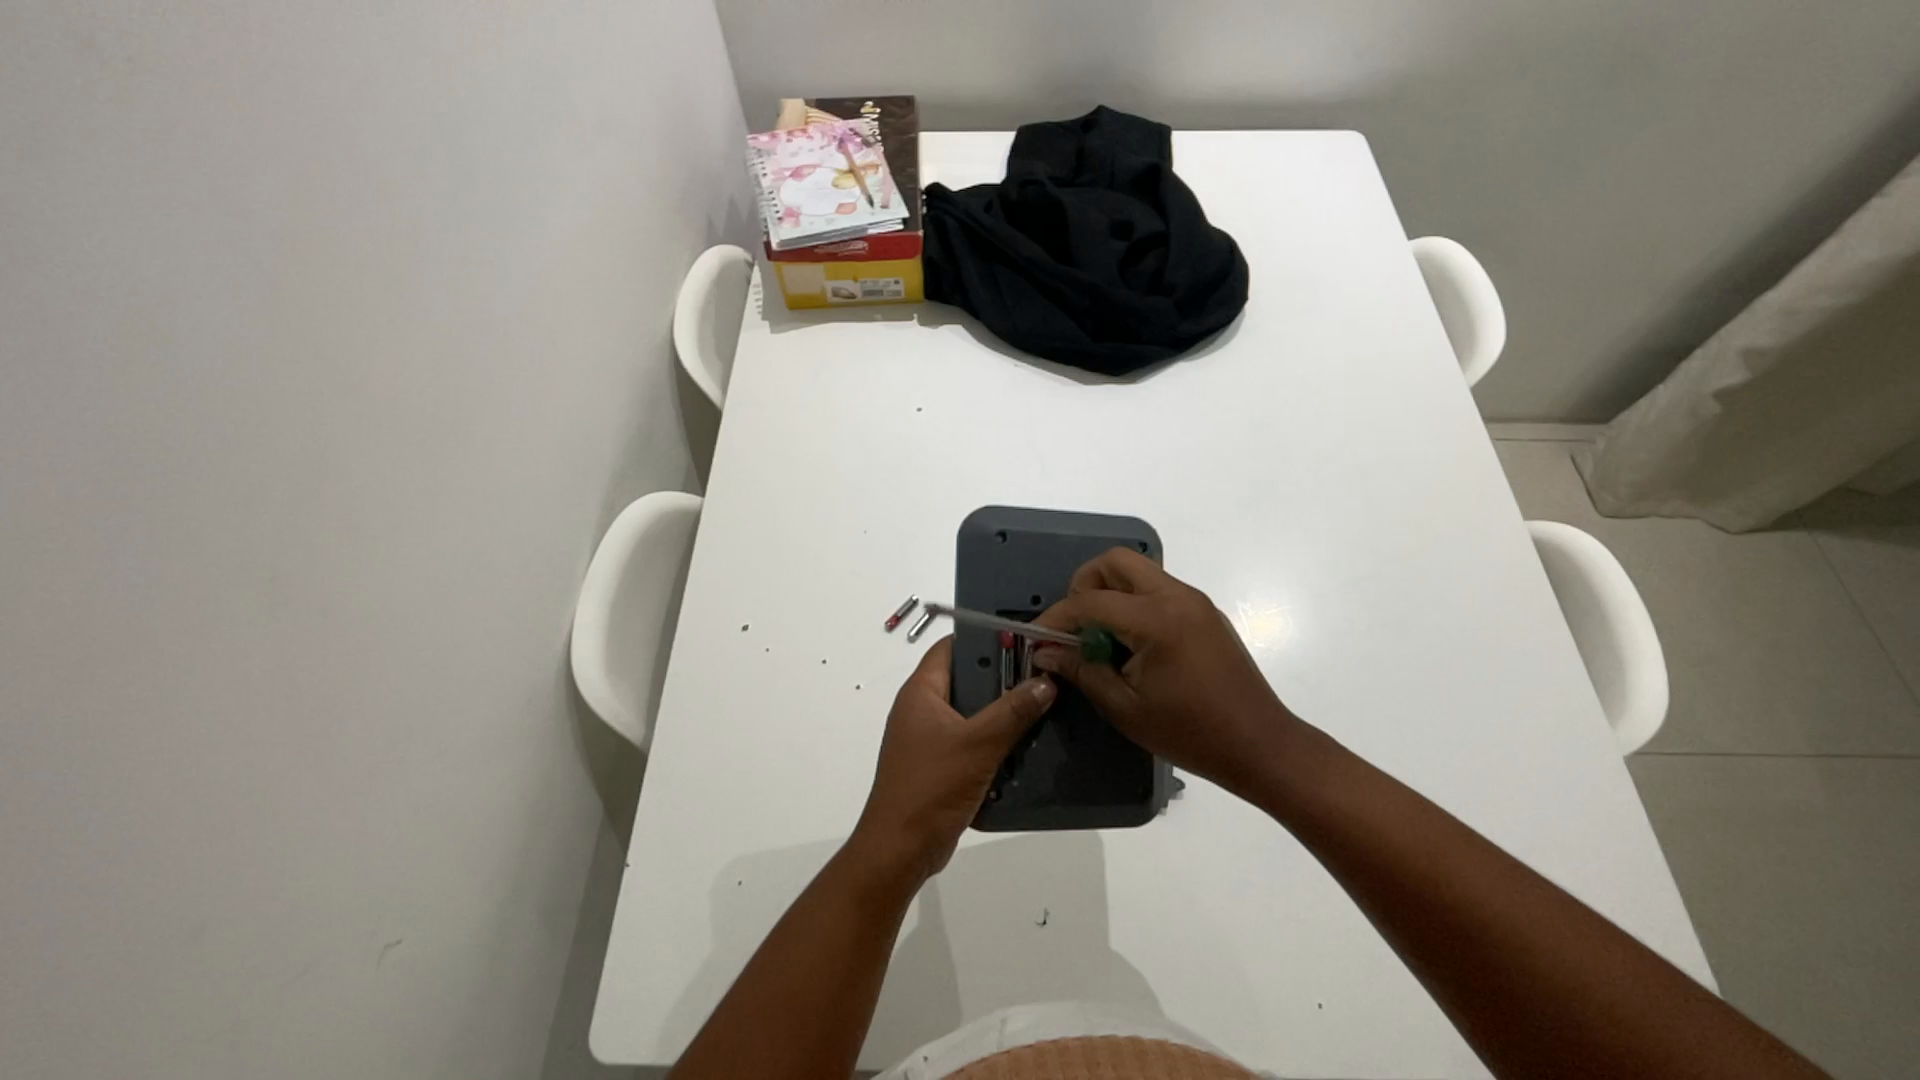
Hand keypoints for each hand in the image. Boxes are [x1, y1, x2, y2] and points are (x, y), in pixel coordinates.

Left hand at [850, 637, 1055, 881]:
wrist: (900, 849)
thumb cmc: (932, 786)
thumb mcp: (978, 744)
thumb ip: (1013, 711)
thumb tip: (1045, 681)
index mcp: (921, 692)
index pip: (951, 647)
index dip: (984, 638)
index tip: (1024, 639)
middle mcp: (922, 710)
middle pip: (967, 680)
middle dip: (1003, 679)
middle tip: (1044, 676)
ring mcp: (930, 740)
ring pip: (974, 714)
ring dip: (1004, 715)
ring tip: (1045, 708)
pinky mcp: (940, 767)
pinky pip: (973, 744)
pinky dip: (996, 744)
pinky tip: (1028, 747)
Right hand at [1031, 548, 1300, 801]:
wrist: (1260, 745)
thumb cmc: (1190, 733)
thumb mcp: (1125, 708)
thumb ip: (1083, 670)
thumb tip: (1046, 651)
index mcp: (1156, 619)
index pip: (1091, 601)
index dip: (1057, 618)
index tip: (1038, 640)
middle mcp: (1177, 597)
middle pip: (1116, 562)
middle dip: (1084, 586)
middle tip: (1075, 627)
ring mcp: (1195, 602)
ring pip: (1140, 573)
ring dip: (1111, 594)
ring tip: (1102, 641)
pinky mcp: (1206, 614)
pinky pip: (1159, 591)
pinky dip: (1134, 605)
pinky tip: (1132, 648)